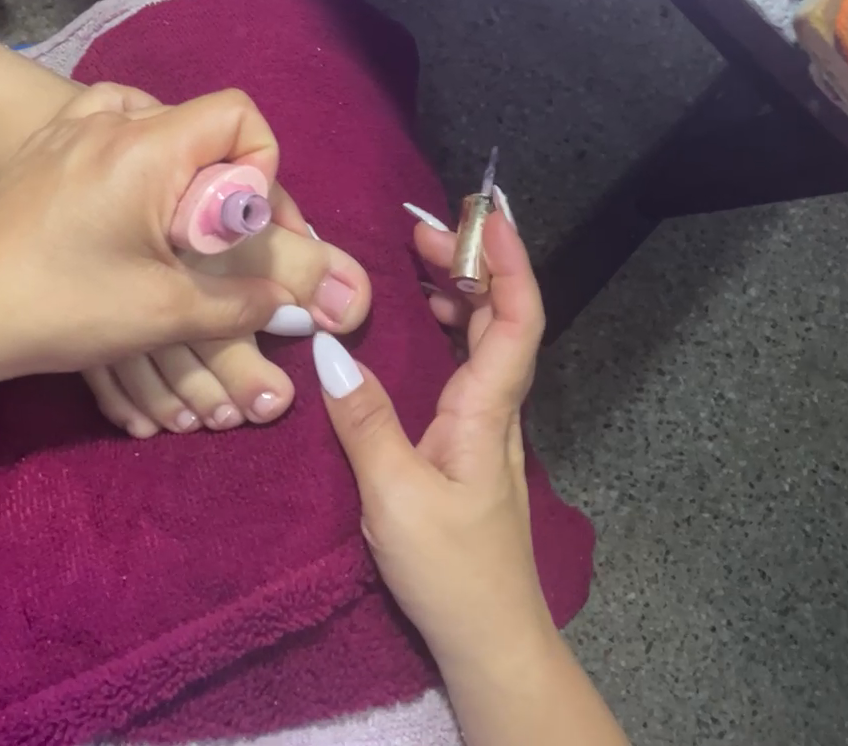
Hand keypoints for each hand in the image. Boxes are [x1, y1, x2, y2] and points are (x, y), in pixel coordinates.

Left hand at [0, 84, 336, 386]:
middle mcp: (110, 120)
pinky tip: (127, 191)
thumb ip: (243, 304)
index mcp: (146, 148)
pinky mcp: (47, 147)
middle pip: (202, 121)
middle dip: (224, 178)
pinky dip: (137, 147)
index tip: (238, 221)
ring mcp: (71, 128)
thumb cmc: (62, 308)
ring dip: (182, 160)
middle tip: (208, 238)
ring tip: (171, 210)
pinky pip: (112, 120)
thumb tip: (287, 298)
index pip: (237, 112)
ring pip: (158, 117)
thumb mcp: (167, 315)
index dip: (260, 161)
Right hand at [316, 204, 556, 673]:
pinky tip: (416, 325)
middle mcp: (497, 405)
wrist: (490, 635)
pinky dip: (447, 329)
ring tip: (419, 260)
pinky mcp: (470, 438)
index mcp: (488, 408)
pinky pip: (466, 364)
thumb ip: (365, 422)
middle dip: (473, 261)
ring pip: (485, 338)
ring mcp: (487, 422)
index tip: (488, 213)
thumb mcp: (396, 497)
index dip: (509, 259)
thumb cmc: (451, 569)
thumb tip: (330, 350)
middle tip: (423, 230)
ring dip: (461, 291)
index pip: (517, 316)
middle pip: (501, 314)